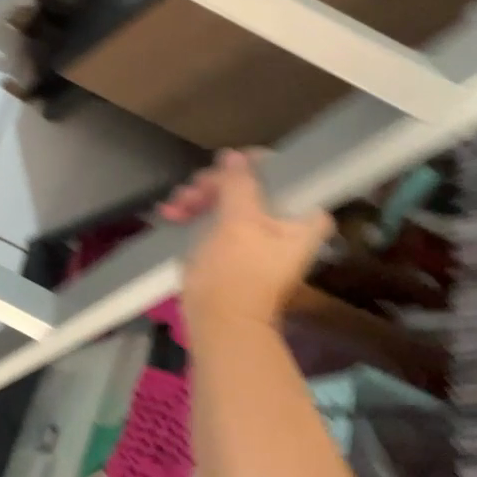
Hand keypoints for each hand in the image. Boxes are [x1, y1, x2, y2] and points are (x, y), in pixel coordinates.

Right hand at [161, 148, 332, 327]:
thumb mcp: (239, 222)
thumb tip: (234, 155)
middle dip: (212, 187)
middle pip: (249, 186)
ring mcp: (260, 236)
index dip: (245, 168)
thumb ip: (239, 184)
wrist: (220, 322)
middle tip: (188, 195)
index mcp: (304, 216)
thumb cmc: (236, 272)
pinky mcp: (235, 249)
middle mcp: (287, 223)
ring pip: (227, 201)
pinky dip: (195, 214)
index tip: (215, 175)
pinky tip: (172, 216)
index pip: (281, 173)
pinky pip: (216, 219)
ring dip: (197, 200)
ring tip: (173, 209)